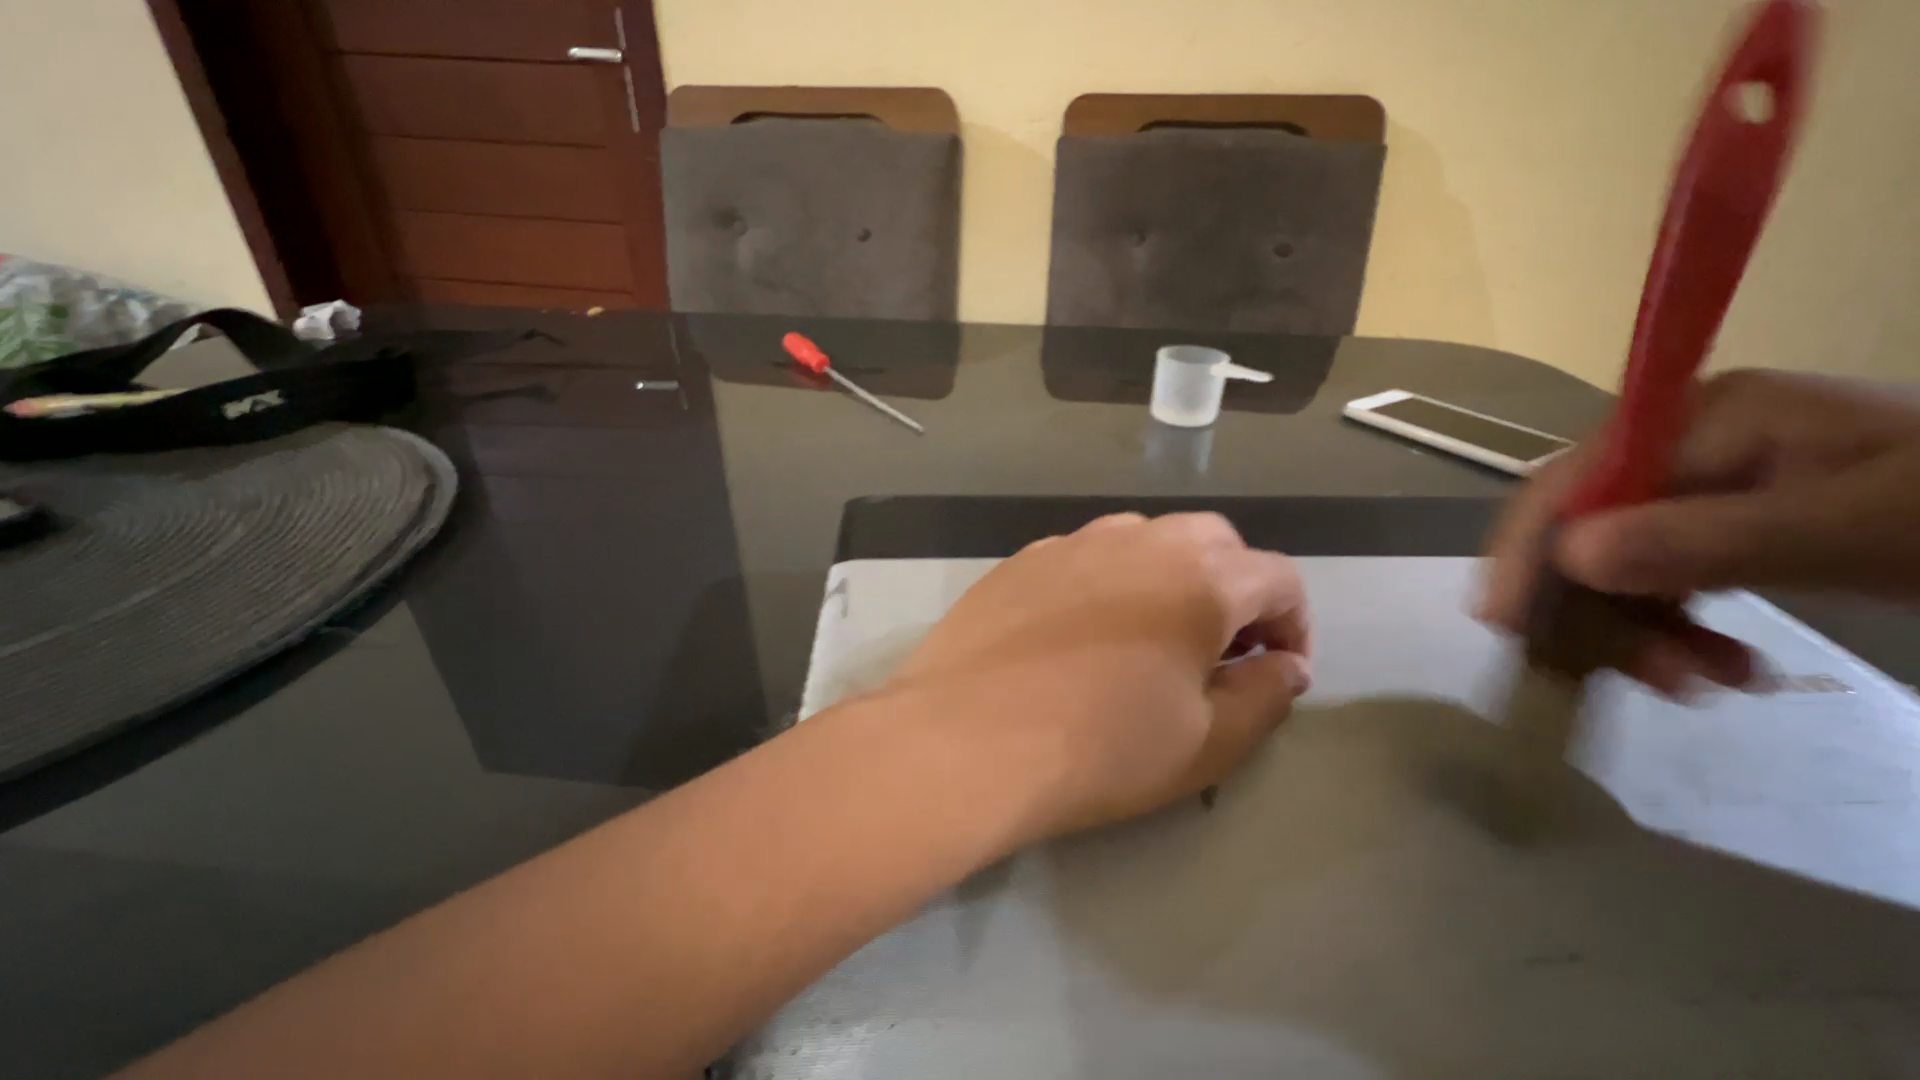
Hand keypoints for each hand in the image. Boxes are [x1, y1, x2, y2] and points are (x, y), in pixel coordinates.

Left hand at [879, 512, 1311, 843]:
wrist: (965, 741)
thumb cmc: (1101, 749)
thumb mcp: (1207, 743)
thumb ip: (1265, 696)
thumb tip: (1287, 666)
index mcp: (1200, 577)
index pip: (1278, 577)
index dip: (1295, 624)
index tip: (1281, 671)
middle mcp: (1139, 540)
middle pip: (1213, 543)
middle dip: (1235, 590)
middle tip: (1221, 652)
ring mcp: (1071, 544)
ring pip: (1144, 540)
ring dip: (1169, 578)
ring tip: (1152, 638)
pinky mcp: (1020, 561)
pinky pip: (1084, 557)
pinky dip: (1108, 583)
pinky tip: (1084, 634)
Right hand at [1480, 369, 1919, 692]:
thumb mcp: (1856, 529)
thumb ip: (1708, 539)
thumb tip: (1568, 557)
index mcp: (1697, 422)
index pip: (1568, 484)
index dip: (1525, 553)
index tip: (1507, 629)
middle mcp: (1678, 447)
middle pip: (1581, 532)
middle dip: (1599, 610)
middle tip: (1654, 682)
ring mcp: (1700, 485)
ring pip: (1612, 567)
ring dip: (1640, 632)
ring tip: (1705, 682)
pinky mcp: (1723, 523)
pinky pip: (1658, 582)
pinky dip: (1675, 632)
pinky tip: (1721, 666)